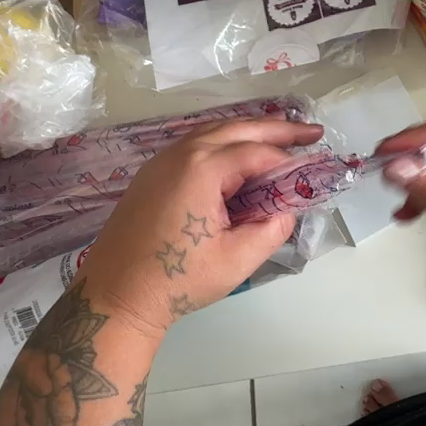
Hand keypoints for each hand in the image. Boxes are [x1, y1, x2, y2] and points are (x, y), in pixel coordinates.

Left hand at [73, 118, 322, 341]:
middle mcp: (183, 152)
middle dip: (277, 129)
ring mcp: (163, 159)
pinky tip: (239, 152)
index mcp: (203, 168)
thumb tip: (286, 210)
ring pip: (215, 131)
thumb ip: (271, 229)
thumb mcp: (235, 260)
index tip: (312, 170)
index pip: (257, 153)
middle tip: (311, 131)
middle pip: (238, 128)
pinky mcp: (153, 172)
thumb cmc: (175, 279)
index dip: (287, 161)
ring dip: (250, 130)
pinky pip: (197, 143)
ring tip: (282, 135)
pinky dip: (225, 140)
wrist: (114, 297)